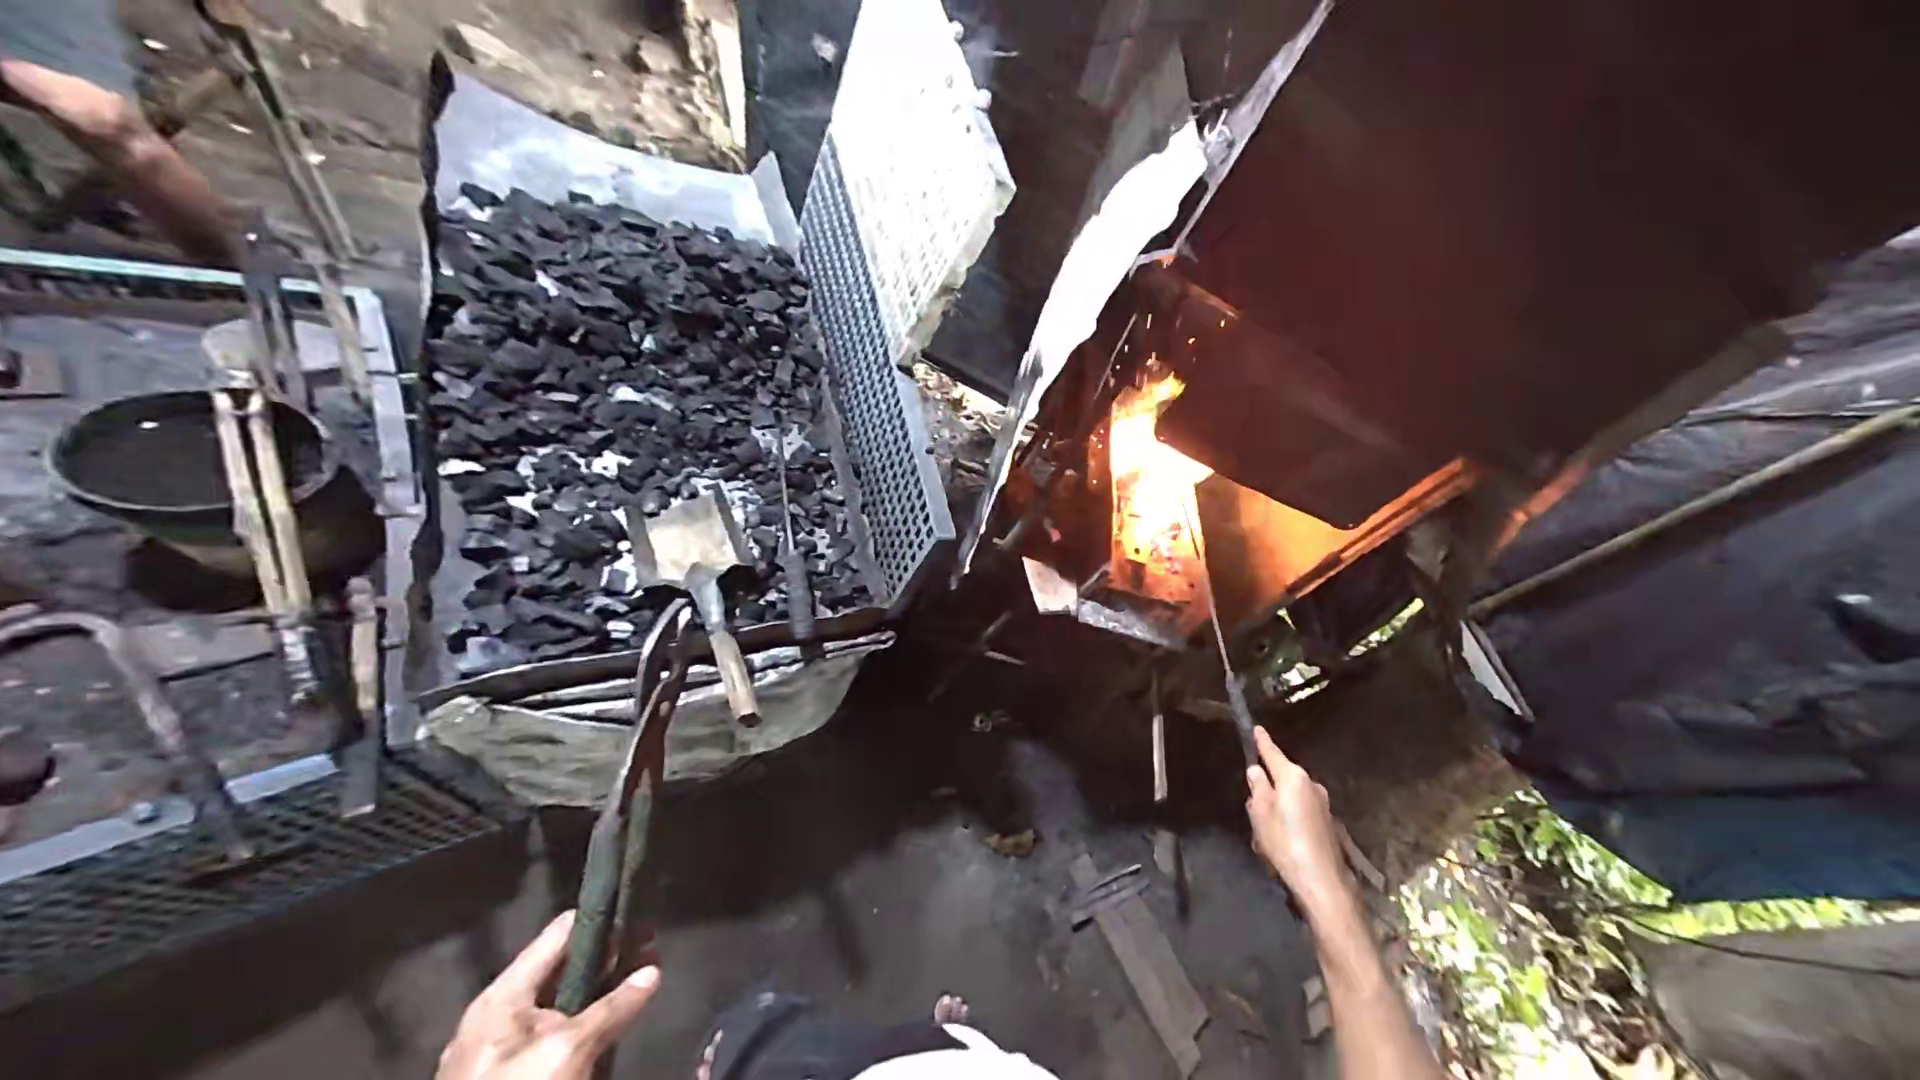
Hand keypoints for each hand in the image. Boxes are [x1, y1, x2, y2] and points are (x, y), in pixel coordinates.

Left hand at [438, 911, 660, 1079]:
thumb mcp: (569, 1050)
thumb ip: (614, 1007)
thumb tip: (654, 971)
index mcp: (503, 995)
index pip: (560, 933)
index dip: (601, 920)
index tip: (639, 913)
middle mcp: (501, 1012)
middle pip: (562, 966)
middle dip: (608, 954)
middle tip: (651, 946)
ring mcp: (505, 1047)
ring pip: (563, 999)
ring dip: (602, 986)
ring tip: (645, 974)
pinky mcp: (515, 1074)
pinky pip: (558, 1030)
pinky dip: (588, 1017)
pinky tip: (617, 1017)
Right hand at [1244, 726, 1347, 912]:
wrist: (1322, 881)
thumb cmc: (1284, 842)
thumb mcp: (1260, 812)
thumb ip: (1257, 787)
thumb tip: (1256, 771)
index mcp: (1293, 777)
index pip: (1272, 752)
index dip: (1261, 741)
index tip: (1255, 729)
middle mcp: (1311, 784)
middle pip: (1283, 774)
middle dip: (1268, 782)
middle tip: (1253, 800)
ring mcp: (1322, 803)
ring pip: (1292, 794)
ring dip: (1279, 803)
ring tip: (1265, 827)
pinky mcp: (1327, 821)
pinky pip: (1301, 809)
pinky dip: (1290, 816)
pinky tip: (1282, 837)